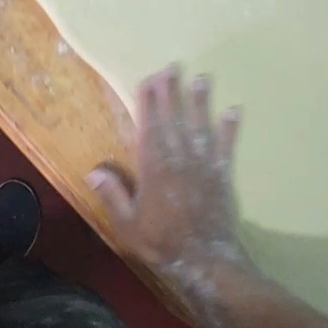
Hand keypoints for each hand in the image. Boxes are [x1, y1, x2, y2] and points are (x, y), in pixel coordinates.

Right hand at [88, 66, 266, 324]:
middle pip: (175, 121)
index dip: (149, 104)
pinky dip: (229, 129)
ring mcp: (204, 167)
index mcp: (154, 171)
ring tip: (201, 78)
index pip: (150, 130)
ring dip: (201, 102)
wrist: (204, 261)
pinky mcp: (223, 177)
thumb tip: (95, 170)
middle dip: (173, 93)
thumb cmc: (160, 244)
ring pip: (201, 128)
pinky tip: (233, 110)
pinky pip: (226, 148)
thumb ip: (113, 195)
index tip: (149, 81)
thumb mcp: (127, 224)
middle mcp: (180, 162)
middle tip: (172, 67)